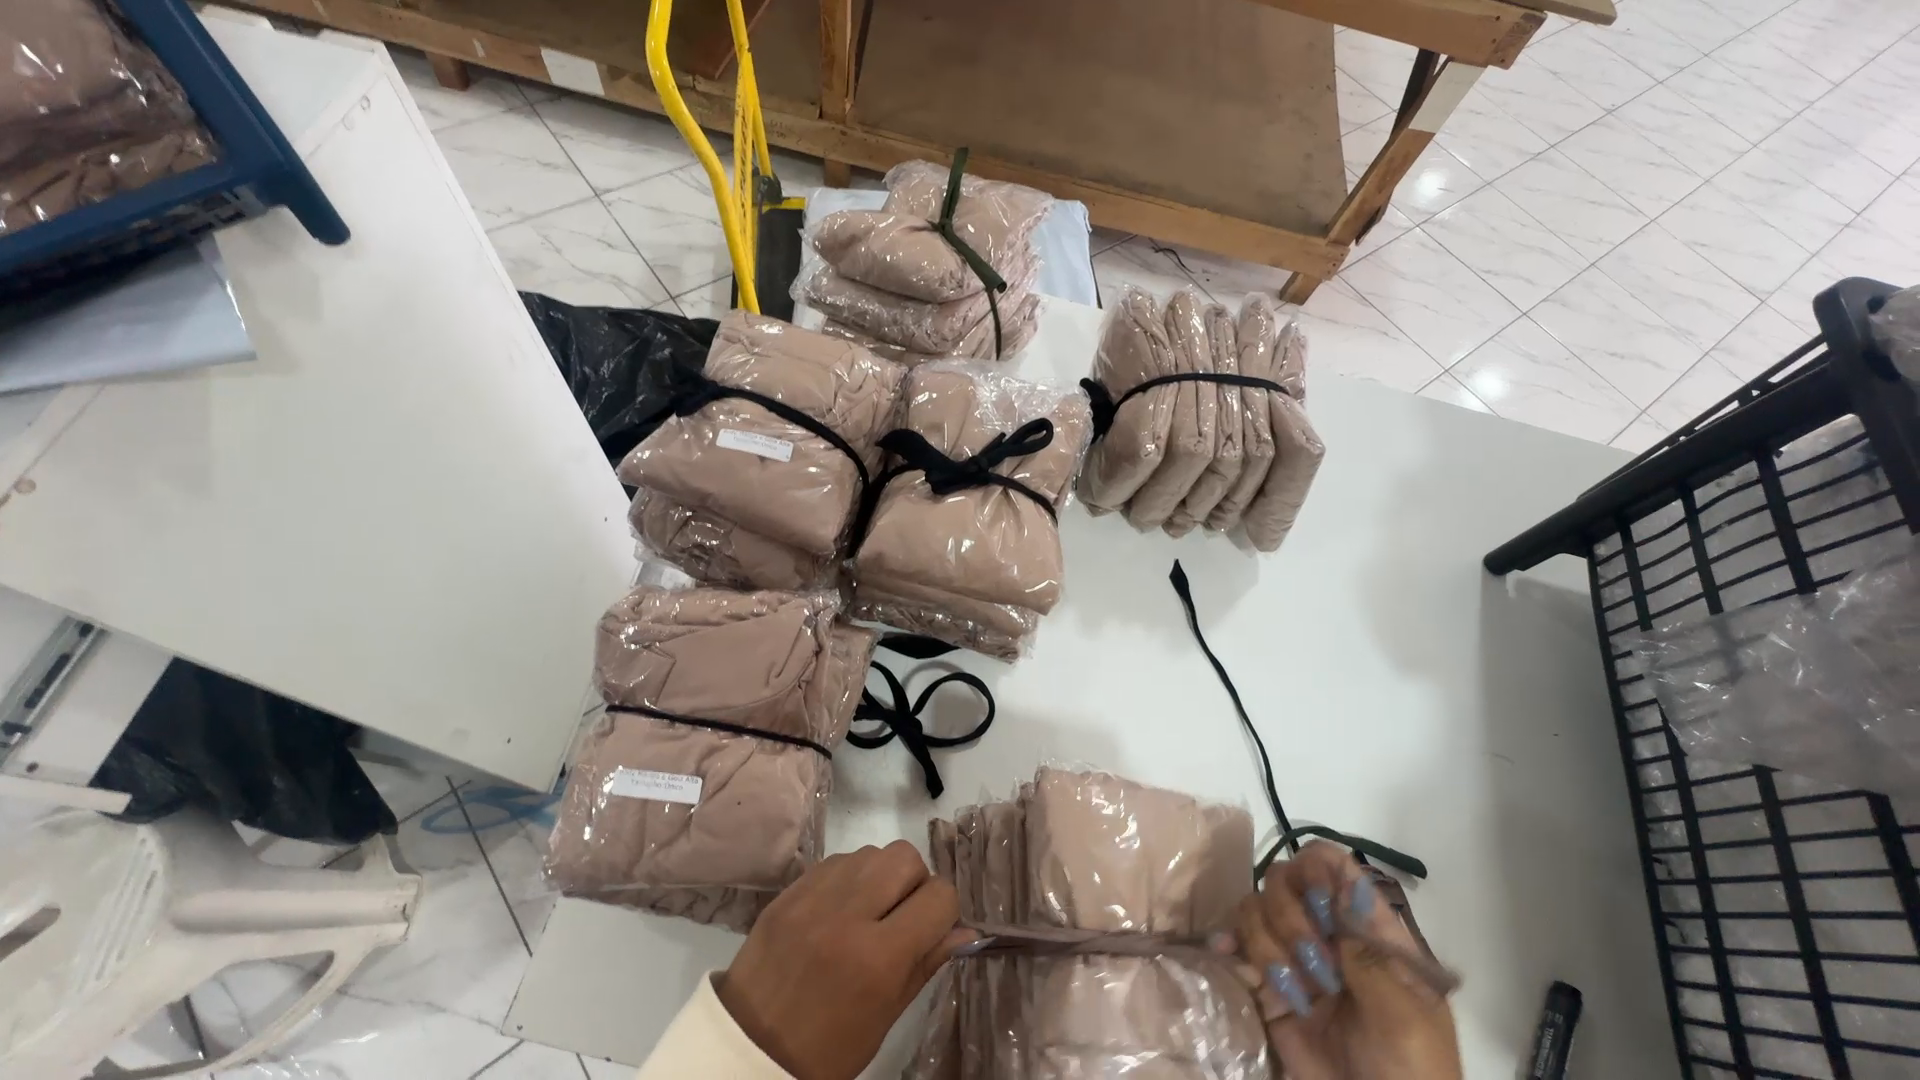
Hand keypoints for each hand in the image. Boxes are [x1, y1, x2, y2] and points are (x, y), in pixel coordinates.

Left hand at [718, 840, 974, 1079]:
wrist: (748, 1049)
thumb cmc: (828, 1046)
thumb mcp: (886, 1015)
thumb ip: (927, 963)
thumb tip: (965, 930)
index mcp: (878, 956)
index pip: (939, 897)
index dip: (944, 911)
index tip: (932, 930)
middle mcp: (847, 913)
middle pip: (905, 857)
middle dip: (915, 882)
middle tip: (901, 915)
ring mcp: (812, 897)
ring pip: (871, 853)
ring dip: (881, 876)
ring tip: (869, 911)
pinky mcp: (788, 891)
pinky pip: (836, 861)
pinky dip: (849, 878)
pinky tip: (839, 908)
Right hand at [1226, 841, 1460, 1079]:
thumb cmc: (1411, 1074)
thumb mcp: (1404, 1018)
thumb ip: (1370, 952)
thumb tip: (1345, 882)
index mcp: (1370, 931)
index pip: (1334, 866)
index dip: (1315, 872)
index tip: (1316, 907)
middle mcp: (1328, 933)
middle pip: (1285, 880)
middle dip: (1291, 920)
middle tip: (1317, 972)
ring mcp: (1295, 959)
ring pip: (1256, 910)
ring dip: (1267, 946)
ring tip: (1295, 995)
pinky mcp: (1268, 988)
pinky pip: (1237, 947)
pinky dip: (1228, 944)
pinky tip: (1226, 955)